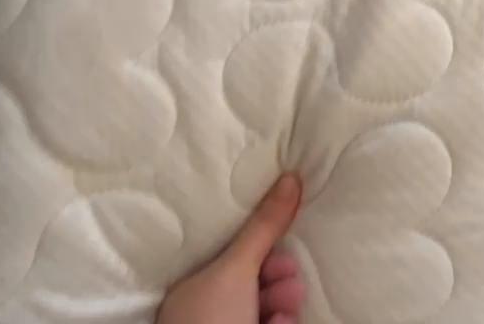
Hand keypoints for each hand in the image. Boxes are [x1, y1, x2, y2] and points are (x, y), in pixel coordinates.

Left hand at [157, 174, 307, 323]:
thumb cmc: (210, 323)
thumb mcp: (237, 269)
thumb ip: (264, 225)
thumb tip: (291, 174)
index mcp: (192, 289)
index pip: (235, 256)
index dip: (262, 250)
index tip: (280, 250)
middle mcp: (206, 312)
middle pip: (255, 280)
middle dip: (279, 278)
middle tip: (287, 283)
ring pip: (266, 305)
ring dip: (283, 302)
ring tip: (284, 312)